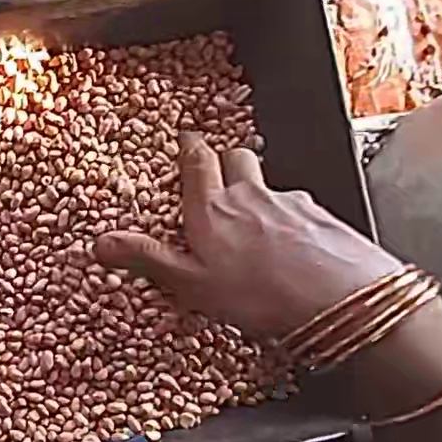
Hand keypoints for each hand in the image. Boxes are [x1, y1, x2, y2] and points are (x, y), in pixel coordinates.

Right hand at [93, 132, 398, 339]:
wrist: (341, 300)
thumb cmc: (258, 294)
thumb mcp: (190, 282)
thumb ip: (146, 258)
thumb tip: (99, 242)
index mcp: (212, 209)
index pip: (198, 163)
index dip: (191, 149)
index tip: (187, 141)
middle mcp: (250, 195)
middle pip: (238, 159)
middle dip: (227, 162)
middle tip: (220, 176)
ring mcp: (291, 201)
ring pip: (270, 183)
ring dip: (259, 192)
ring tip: (256, 223)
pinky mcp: (323, 216)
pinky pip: (300, 206)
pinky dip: (290, 216)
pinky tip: (292, 246)